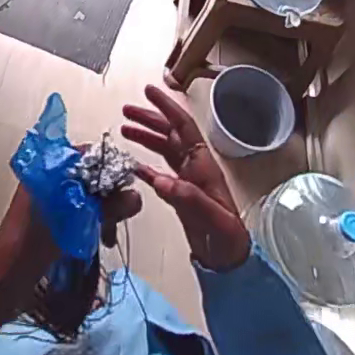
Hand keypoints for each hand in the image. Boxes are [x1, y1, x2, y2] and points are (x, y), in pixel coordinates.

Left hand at [0, 161, 141, 354]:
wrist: (3, 283)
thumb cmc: (31, 249)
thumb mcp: (73, 227)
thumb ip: (105, 210)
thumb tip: (136, 196)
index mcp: (46, 171)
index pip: (84, 154)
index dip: (108, 168)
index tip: (125, 192)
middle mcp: (45, 178)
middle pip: (87, 175)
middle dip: (106, 196)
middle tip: (116, 223)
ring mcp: (45, 198)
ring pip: (84, 194)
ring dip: (99, 212)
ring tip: (106, 238)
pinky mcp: (47, 216)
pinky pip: (76, 209)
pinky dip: (88, 220)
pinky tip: (95, 240)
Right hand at [121, 80, 250, 271]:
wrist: (230, 263)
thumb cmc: (228, 239)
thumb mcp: (214, 218)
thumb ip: (189, 198)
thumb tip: (159, 180)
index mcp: (203, 164)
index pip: (183, 127)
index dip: (166, 107)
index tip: (149, 90)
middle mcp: (194, 166)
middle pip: (169, 133)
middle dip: (149, 118)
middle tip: (126, 109)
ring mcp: (186, 179)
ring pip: (163, 148)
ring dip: (145, 136)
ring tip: (124, 128)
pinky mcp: (178, 195)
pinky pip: (158, 172)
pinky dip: (144, 164)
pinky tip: (131, 162)